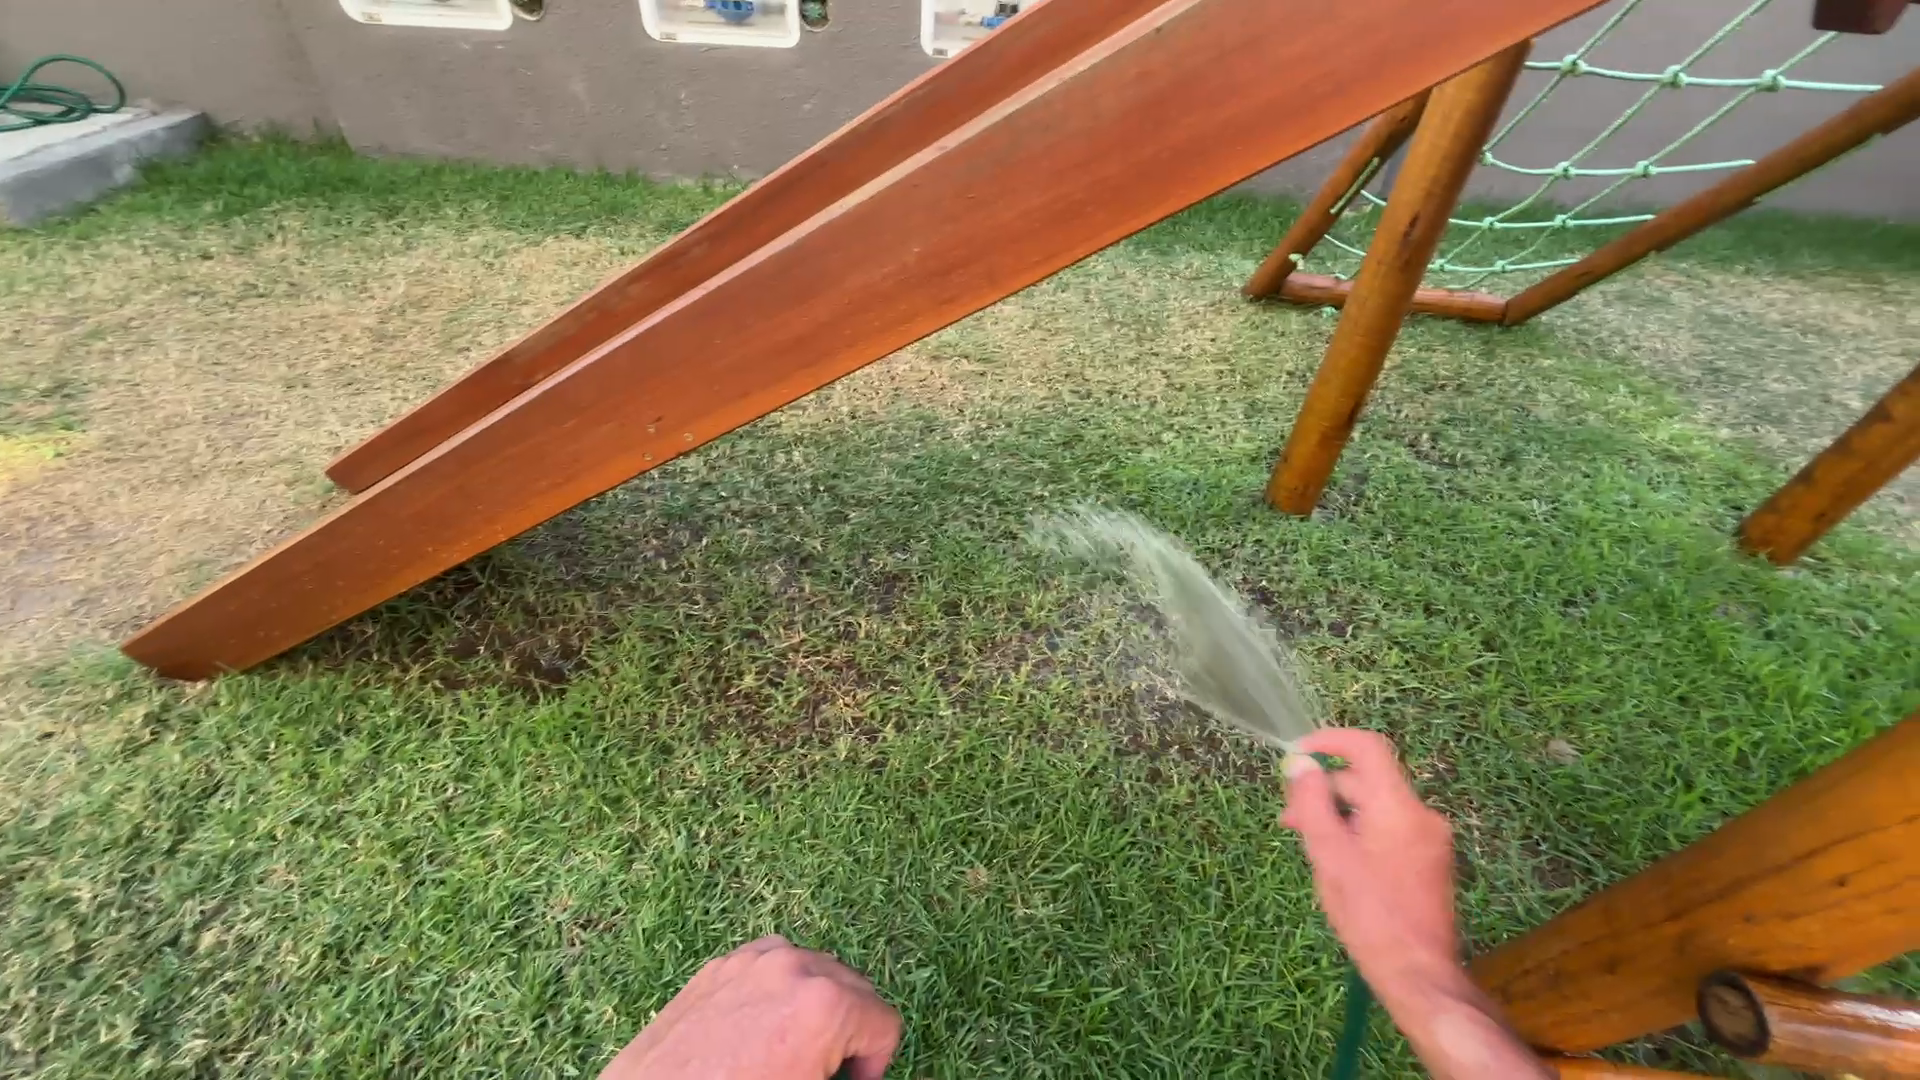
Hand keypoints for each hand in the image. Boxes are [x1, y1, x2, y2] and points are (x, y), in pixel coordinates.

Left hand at [599, 935, 901, 1079]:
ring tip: (792, 1051)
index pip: (885, 1022)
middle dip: (849, 1031)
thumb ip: (847, 1073)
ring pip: (815, 969)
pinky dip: (779, 990)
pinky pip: (772, 964)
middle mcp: (795, 966)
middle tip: (826, 1072)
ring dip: (816, 1004)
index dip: (874, 1063)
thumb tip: (854, 1069)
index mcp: (824, 1004)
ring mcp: (754, 959)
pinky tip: (759, 1031)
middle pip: (856, 987)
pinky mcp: (722, 964)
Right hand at [1283, 730, 1550, 1079]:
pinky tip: (1337, 858)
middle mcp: (1422, 814)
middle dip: (1324, 789)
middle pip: (1366, 779)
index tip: (1296, 755)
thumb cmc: (1367, 912)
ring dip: (1338, 813)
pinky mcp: (1431, 859)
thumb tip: (1301, 763)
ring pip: (1375, 805)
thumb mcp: (1327, 852)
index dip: (1328, 741)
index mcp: (1398, 807)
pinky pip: (1388, 826)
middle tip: (1290, 818)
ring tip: (1309, 842)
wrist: (1417, 974)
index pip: (1366, 747)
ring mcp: (1431, 838)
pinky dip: (1358, 830)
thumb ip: (1311, 802)